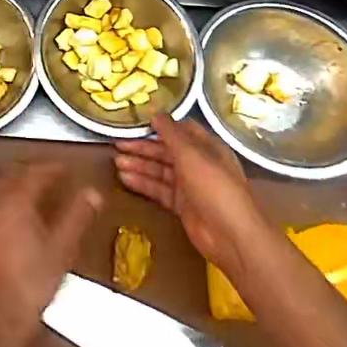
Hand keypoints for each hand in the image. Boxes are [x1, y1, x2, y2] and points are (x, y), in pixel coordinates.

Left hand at [0, 160, 102, 346]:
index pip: (35, 172)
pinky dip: (8, 196)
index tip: (67, 169)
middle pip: (12, 173)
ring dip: (18, 180)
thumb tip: (92, 194)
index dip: (53, 167)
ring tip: (39, 188)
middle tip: (52, 173)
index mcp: (14, 203)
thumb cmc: (29, 286)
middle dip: (33, 169)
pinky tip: (21, 212)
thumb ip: (77, 216)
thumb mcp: (62, 249)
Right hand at [114, 115, 271, 272]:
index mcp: (206, 146)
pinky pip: (159, 190)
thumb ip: (171, 134)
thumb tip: (156, 113)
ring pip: (160, 171)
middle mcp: (198, 163)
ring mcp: (189, 185)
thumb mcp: (191, 154)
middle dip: (143, 148)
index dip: (160, 126)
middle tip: (117, 144)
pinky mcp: (181, 206)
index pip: (180, 130)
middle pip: (166, 151)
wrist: (230, 234)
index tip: (136, 123)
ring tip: (116, 162)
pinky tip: (124, 179)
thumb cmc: (214, 186)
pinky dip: (143, 184)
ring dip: (139, 165)